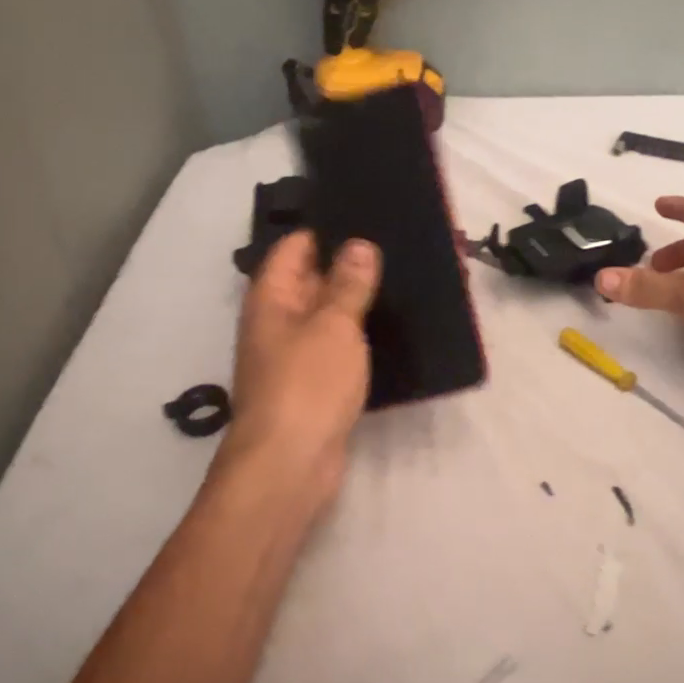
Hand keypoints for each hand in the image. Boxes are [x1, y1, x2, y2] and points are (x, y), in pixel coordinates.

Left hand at [222, 231, 380, 508]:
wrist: (290, 466)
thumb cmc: (306, 385)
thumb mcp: (332, 325)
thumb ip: (347, 284)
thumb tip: (358, 244)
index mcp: (272, 297)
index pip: (295, 246)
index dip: (328, 229)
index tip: (371, 216)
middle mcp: (280, 321)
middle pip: (315, 280)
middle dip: (354, 265)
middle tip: (404, 247)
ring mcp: (298, 356)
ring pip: (333, 317)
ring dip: (363, 304)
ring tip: (411, 282)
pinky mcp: (318, 386)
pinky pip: (343, 349)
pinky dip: (365, 339)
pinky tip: (400, 330)